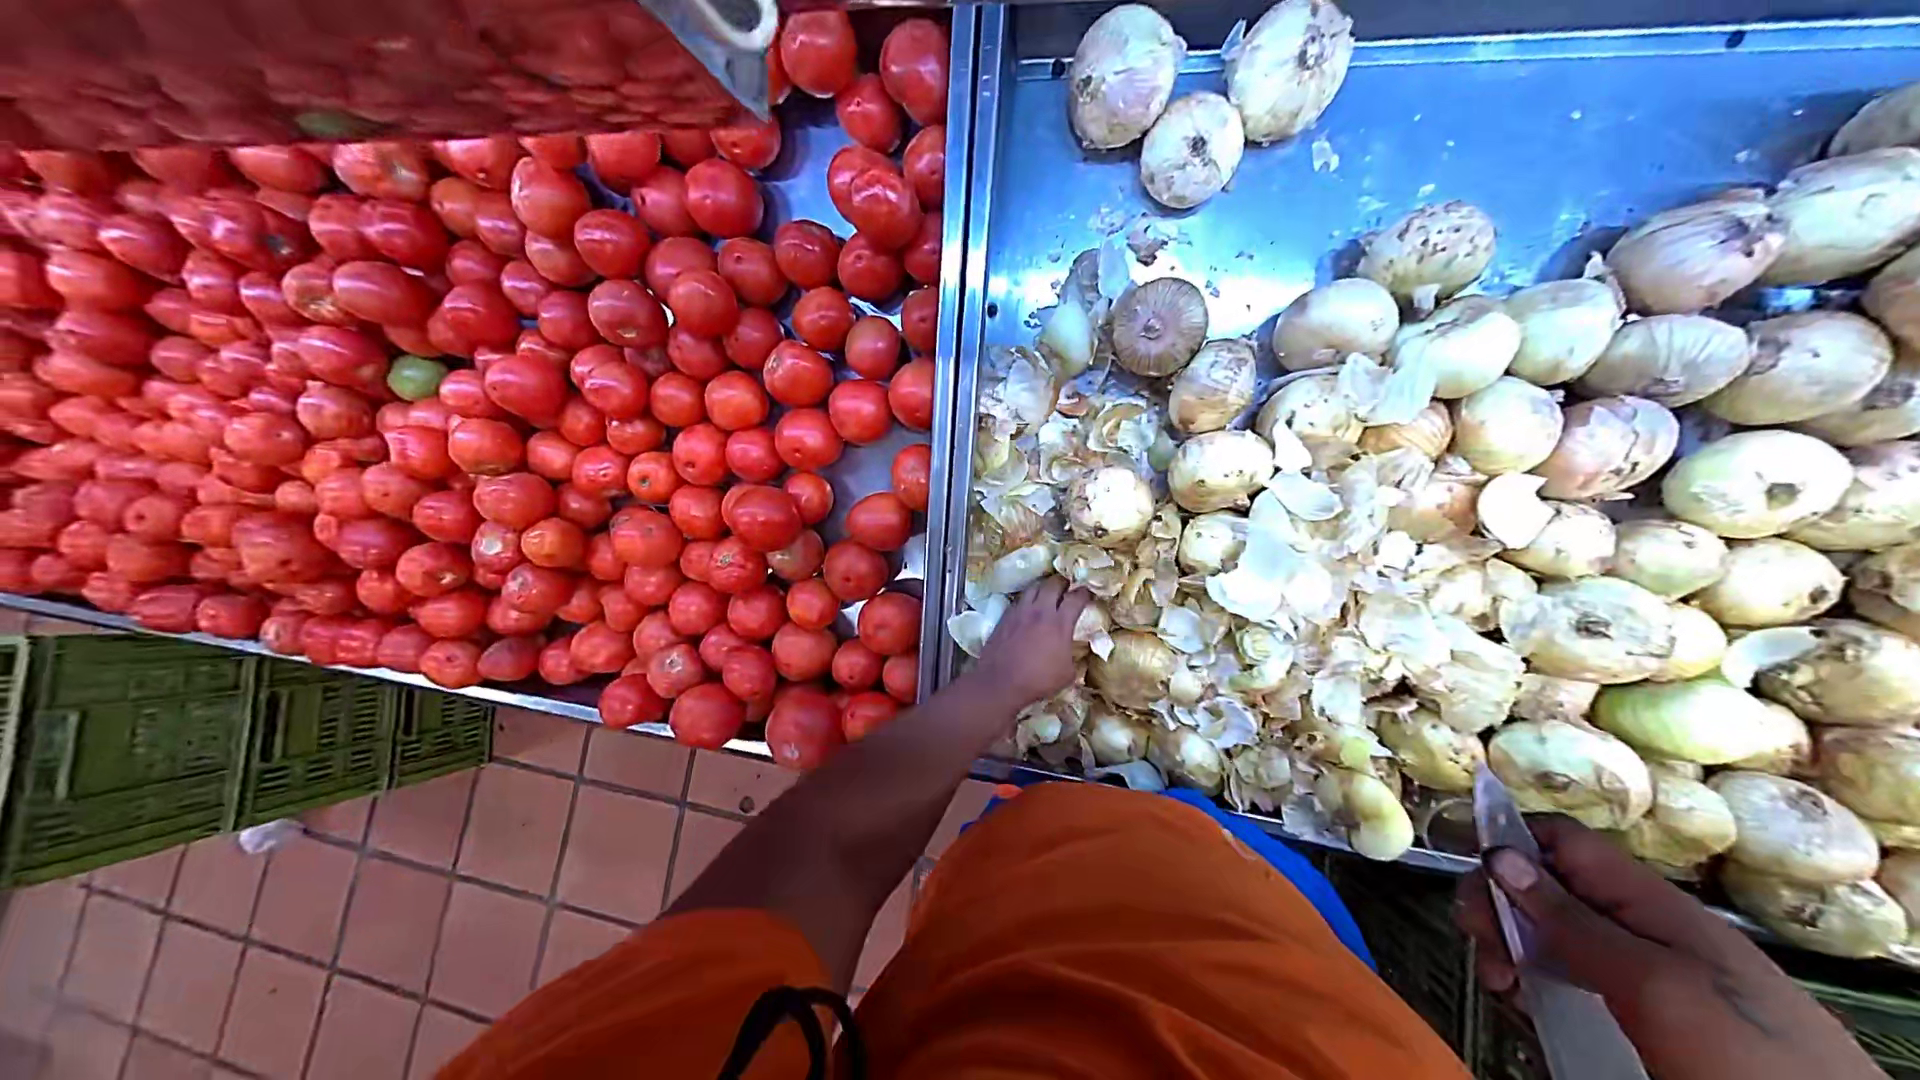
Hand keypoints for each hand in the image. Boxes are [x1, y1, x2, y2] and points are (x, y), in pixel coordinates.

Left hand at [970, 577, 1089, 710]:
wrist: (1001, 682)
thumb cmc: (1038, 680)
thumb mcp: (1067, 673)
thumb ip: (1074, 656)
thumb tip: (1075, 651)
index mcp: (1059, 623)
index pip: (1076, 598)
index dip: (1085, 592)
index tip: (1089, 592)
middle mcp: (1040, 611)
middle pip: (1053, 584)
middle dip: (1064, 582)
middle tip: (1068, 586)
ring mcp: (1021, 611)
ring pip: (1034, 587)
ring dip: (1044, 586)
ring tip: (1048, 590)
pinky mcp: (1005, 616)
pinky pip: (1020, 599)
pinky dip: (1028, 598)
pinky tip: (1029, 605)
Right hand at [1455, 816, 1883, 1079]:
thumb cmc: (1746, 1060)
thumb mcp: (1655, 986)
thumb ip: (1573, 919)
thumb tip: (1499, 854)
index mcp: (1648, 902)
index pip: (1561, 839)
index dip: (1511, 843)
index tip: (1477, 881)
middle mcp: (1637, 925)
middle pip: (1541, 884)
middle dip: (1497, 904)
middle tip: (1483, 947)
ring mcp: (1638, 969)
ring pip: (1544, 929)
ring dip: (1506, 944)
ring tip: (1500, 984)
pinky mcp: (1635, 1009)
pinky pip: (1563, 971)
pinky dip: (1529, 977)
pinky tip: (1522, 999)